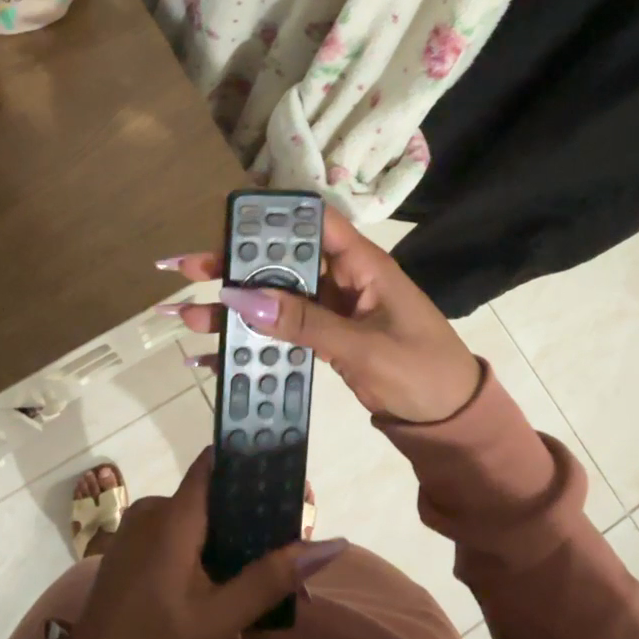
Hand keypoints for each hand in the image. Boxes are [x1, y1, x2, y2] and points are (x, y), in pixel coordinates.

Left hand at [62, 451, 347, 638]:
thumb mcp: (217, 621)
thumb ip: (270, 579)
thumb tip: (331, 544)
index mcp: (172, 516)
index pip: (214, 464)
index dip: (250, 464)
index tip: (287, 479)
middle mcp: (153, 510)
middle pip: (212, 500)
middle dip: (251, 525)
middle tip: (288, 553)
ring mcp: (137, 529)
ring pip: (196, 523)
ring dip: (228, 548)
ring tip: (264, 582)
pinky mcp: (130, 550)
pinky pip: (176, 538)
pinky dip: (203, 556)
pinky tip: (224, 590)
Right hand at [162, 206, 482, 423]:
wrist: (453, 421)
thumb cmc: (421, 372)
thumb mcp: (363, 348)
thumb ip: (304, 322)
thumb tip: (240, 298)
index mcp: (361, 263)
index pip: (312, 221)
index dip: (271, 217)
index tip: (226, 223)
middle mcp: (342, 277)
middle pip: (281, 260)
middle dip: (233, 264)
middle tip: (185, 269)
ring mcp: (333, 308)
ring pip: (274, 296)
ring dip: (233, 305)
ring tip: (184, 315)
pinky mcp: (327, 337)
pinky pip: (282, 328)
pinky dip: (251, 337)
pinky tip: (212, 353)